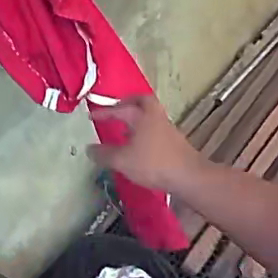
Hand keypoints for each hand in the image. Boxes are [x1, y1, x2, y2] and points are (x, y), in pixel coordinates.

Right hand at [88, 95, 207, 193]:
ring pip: (150, 115)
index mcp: (141, 116)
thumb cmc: (153, 164)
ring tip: (123, 130)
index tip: (91, 114)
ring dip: (137, 118)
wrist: (189, 176)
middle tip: (116, 109)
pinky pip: (155, 128)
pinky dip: (144, 131)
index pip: (119, 109)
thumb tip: (89, 148)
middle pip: (142, 101)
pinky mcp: (174, 141)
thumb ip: (104, 154)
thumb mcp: (122, 161)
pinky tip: (138, 146)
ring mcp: (167, 128)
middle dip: (128, 102)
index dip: (103, 112)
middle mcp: (155, 117)